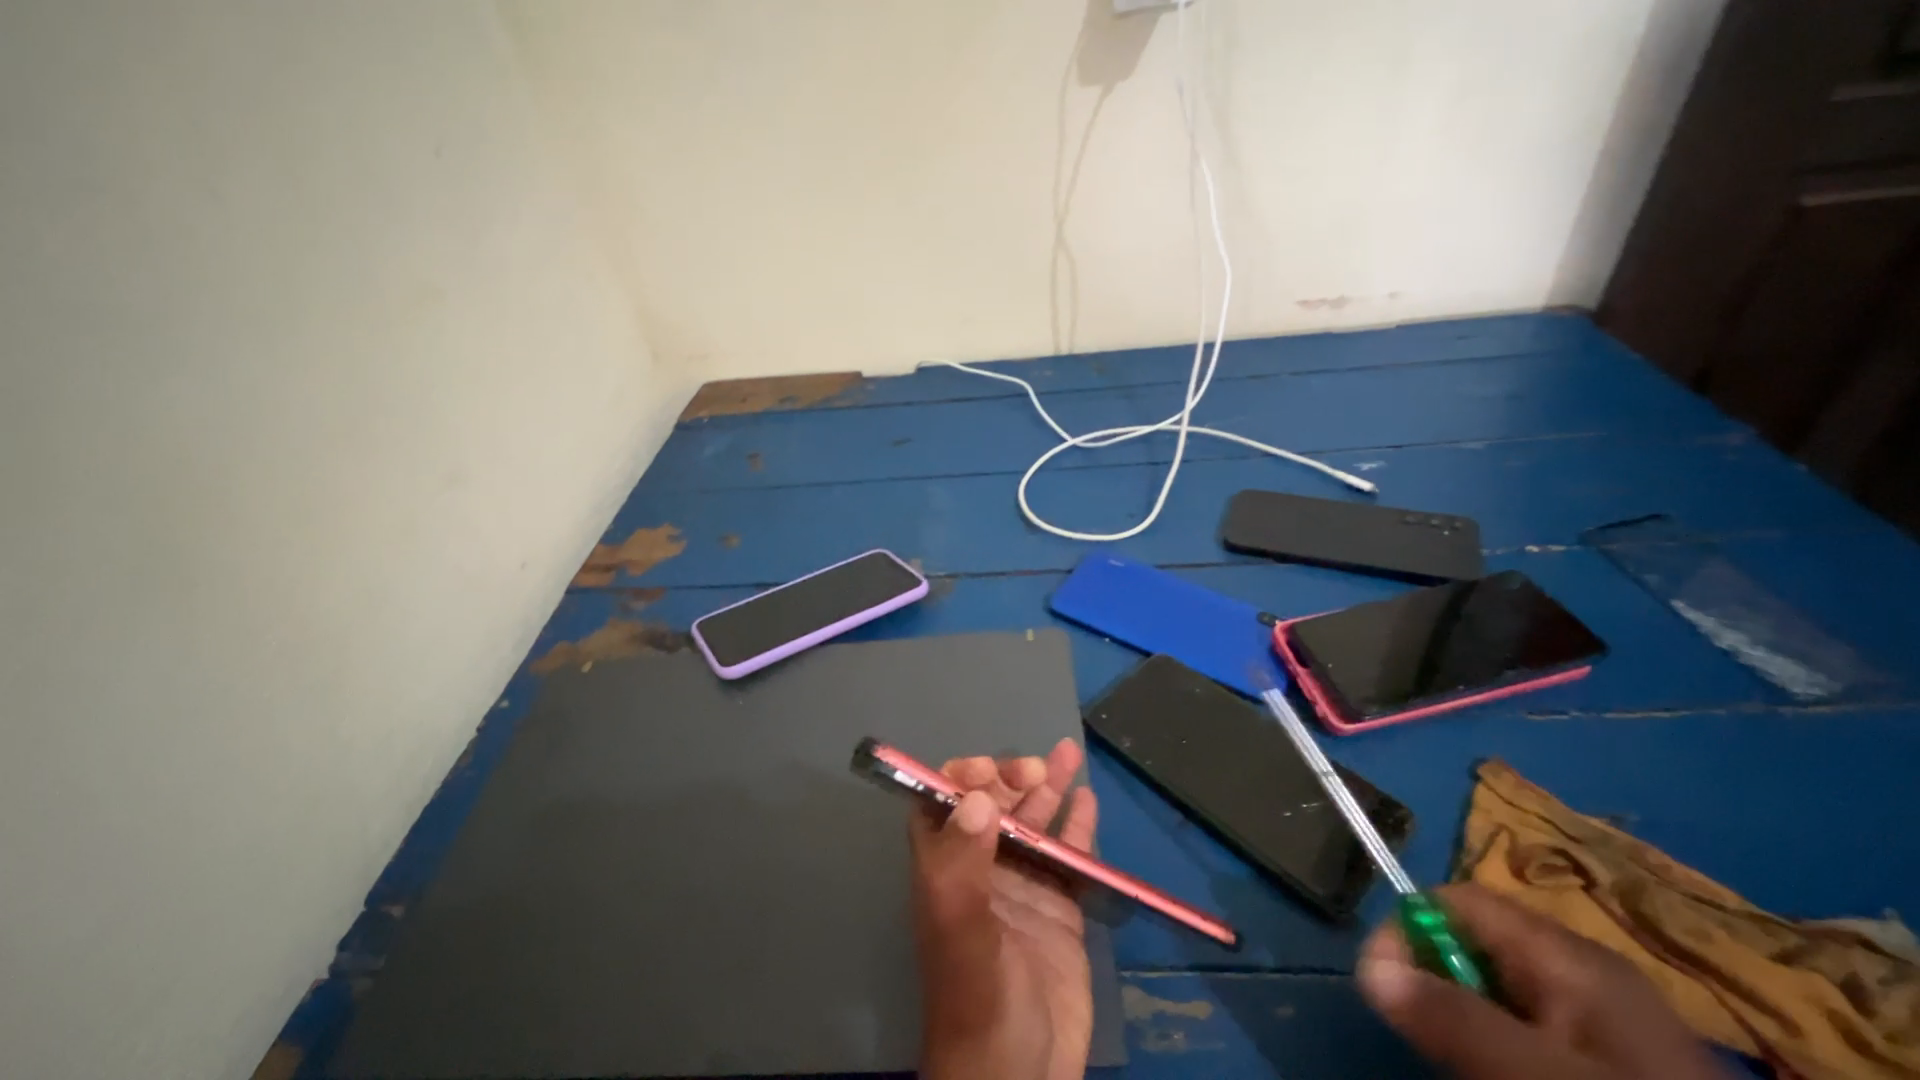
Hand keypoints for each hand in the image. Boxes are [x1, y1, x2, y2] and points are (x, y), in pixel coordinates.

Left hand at [908, 738, 1098, 1079]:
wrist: (1020, 1071)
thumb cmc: (978, 999)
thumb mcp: (961, 930)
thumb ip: (963, 865)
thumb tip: (974, 796)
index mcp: (944, 873)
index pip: (941, 807)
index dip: (959, 780)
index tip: (988, 771)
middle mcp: (980, 873)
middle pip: (991, 809)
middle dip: (1009, 780)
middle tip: (1035, 768)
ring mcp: (1022, 890)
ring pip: (1032, 825)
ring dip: (1046, 789)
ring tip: (1067, 754)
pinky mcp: (1059, 910)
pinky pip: (1068, 857)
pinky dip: (1077, 827)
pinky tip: (1087, 799)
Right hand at [1358, 885, 1731, 1079]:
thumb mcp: (1540, 1072)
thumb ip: (1457, 1019)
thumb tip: (1368, 967)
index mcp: (1567, 953)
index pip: (1460, 900)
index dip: (1408, 928)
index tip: (1380, 983)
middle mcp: (1581, 969)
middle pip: (1475, 945)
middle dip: (1435, 983)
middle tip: (1430, 1041)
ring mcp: (1601, 1014)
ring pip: (1498, 991)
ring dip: (1465, 1021)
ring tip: (1471, 1069)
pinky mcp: (1612, 1053)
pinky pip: (1530, 1028)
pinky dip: (1503, 1047)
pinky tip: (1506, 1076)